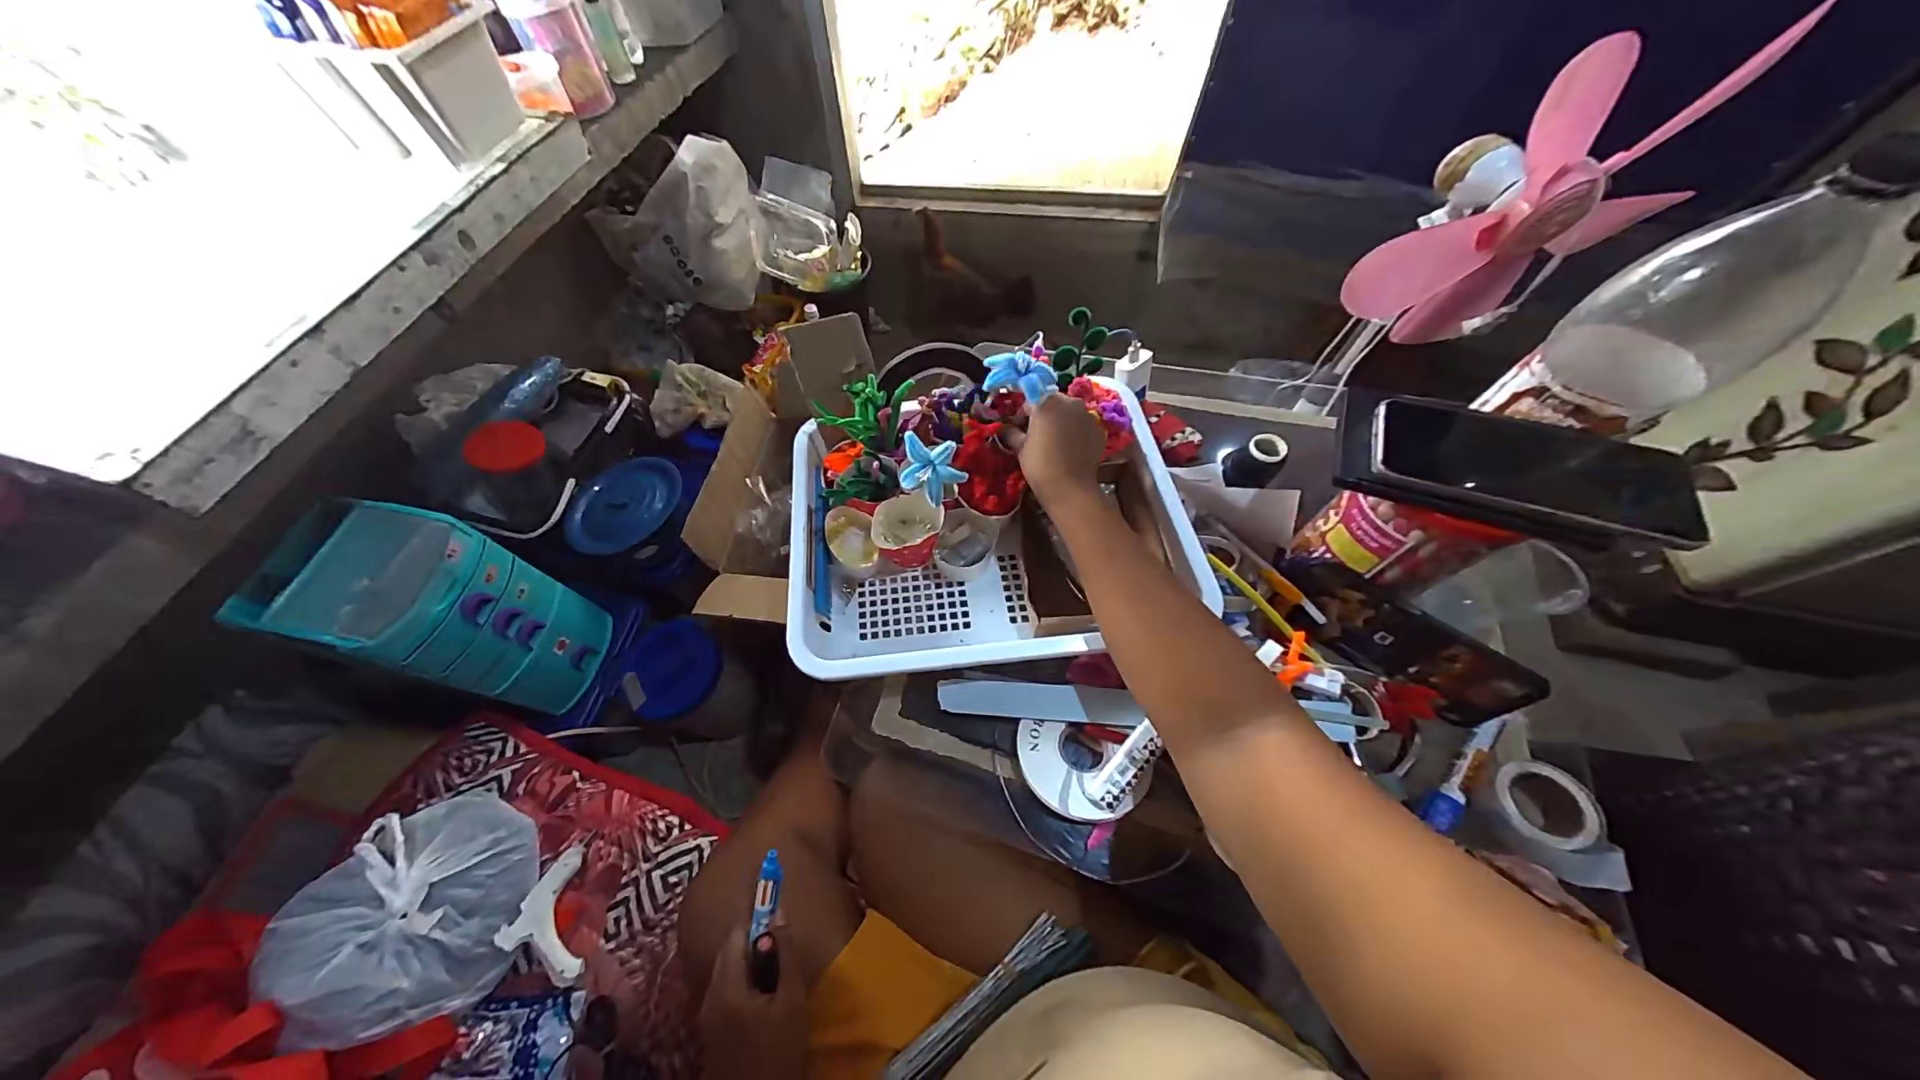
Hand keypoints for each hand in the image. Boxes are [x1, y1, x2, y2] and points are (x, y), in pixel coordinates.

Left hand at [698, 926, 807, 1079]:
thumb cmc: (779, 1053)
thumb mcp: (792, 1000)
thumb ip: (787, 955)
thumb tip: (779, 914)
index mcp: (726, 987)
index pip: (736, 935)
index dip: (759, 926)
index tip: (780, 932)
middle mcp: (709, 996)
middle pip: (728, 953)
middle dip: (754, 947)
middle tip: (782, 958)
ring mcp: (706, 1016)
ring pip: (727, 972)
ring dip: (750, 967)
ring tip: (777, 980)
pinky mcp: (709, 1031)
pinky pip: (725, 992)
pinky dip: (743, 986)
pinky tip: (764, 1002)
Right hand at [1004, 392, 1105, 505]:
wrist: (1070, 488)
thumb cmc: (1040, 464)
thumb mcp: (1019, 447)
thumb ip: (1010, 432)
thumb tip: (1005, 428)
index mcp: (1047, 401)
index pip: (1029, 402)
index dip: (1022, 417)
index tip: (1020, 432)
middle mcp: (1070, 402)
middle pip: (1052, 405)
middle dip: (1044, 417)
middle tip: (1038, 438)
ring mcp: (1088, 415)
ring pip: (1069, 415)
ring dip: (1061, 424)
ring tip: (1056, 445)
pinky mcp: (1099, 430)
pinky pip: (1083, 426)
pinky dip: (1076, 433)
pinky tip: (1071, 450)